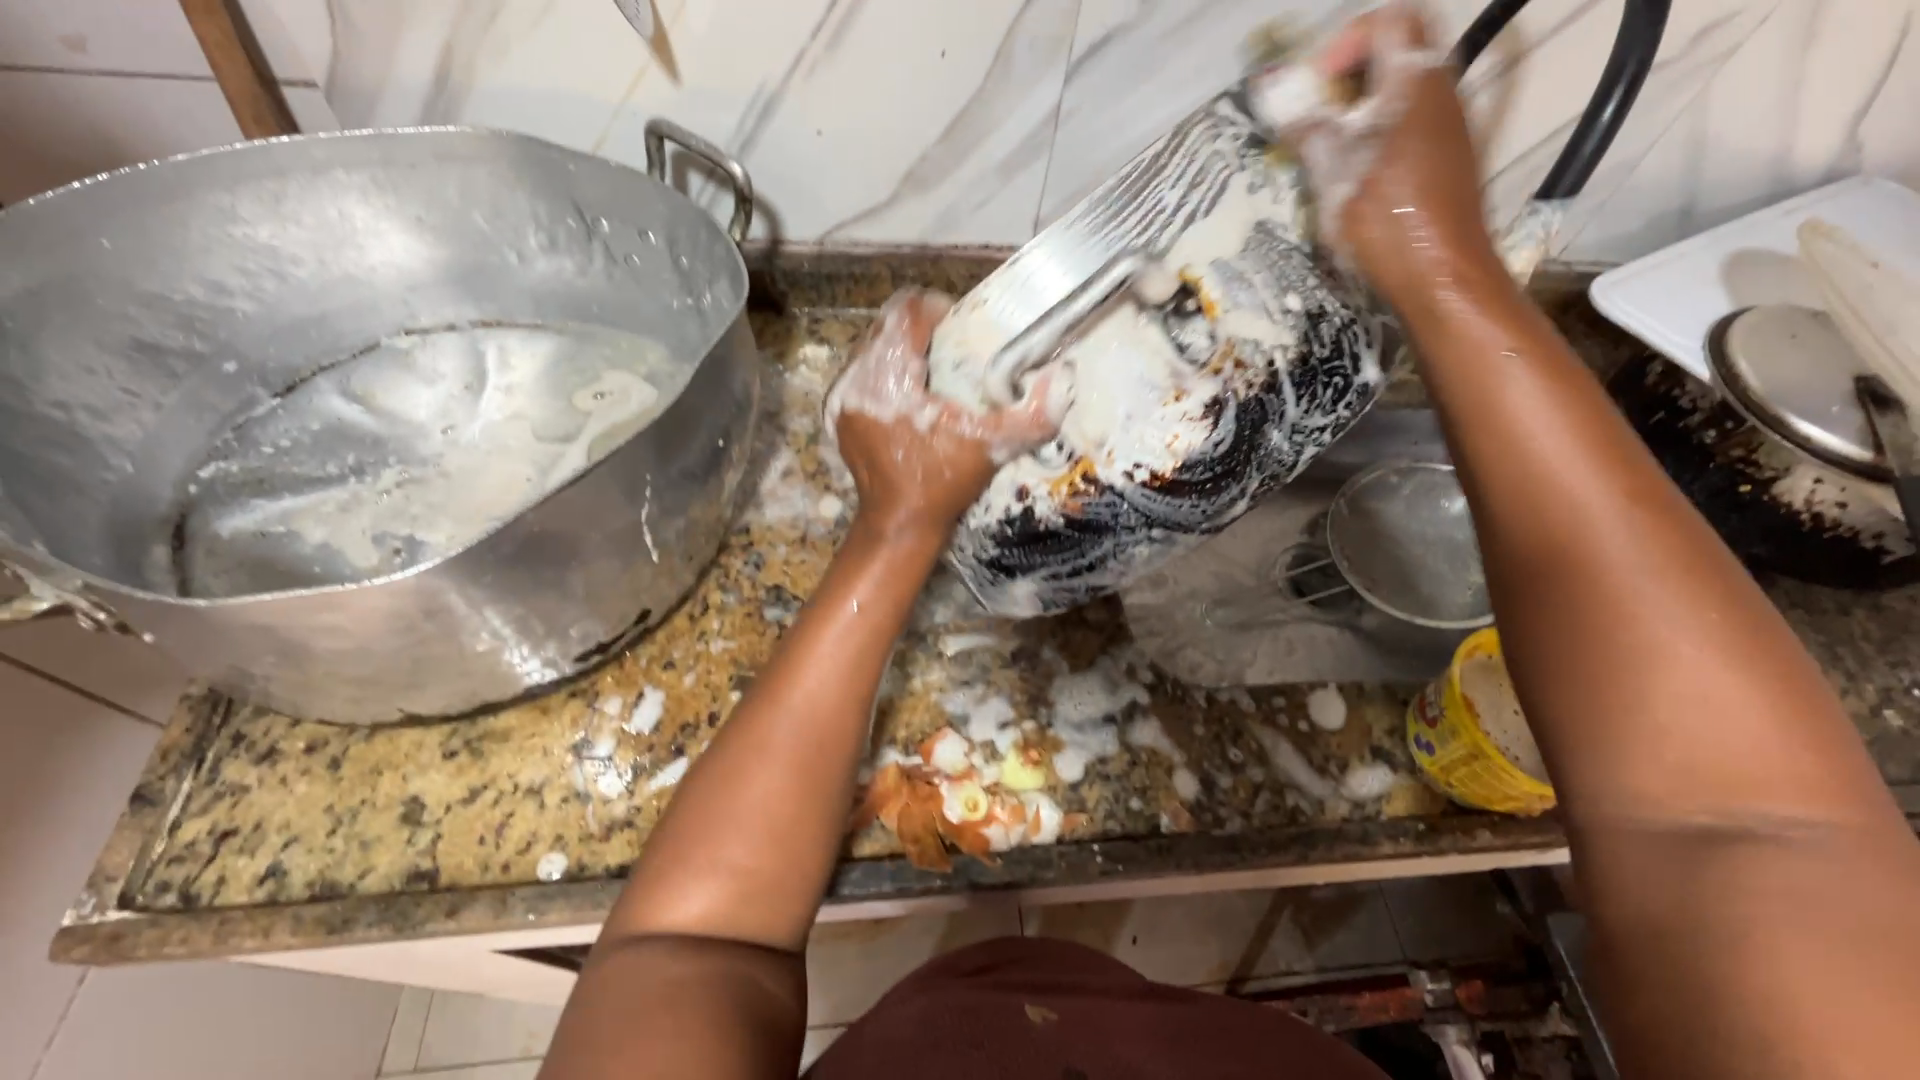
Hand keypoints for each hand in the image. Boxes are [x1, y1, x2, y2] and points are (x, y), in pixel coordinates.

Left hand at [826, 289, 1060, 535]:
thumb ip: (1031, 416)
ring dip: (901, 349)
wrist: (897, 524)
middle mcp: (857, 379)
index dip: (936, 309)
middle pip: (887, 324)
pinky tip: (910, 395)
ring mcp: (843, 397)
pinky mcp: (839, 413)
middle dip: (919, 329)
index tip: (959, 328)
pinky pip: (862, 372)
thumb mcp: (991, 449)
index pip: (906, 311)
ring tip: (932, 369)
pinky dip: (886, 373)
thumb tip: (1062, 381)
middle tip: (950, 348)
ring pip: (872, 346)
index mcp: (889, 378)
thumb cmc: (942, 484)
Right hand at [1270, 1, 1506, 313]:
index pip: (1388, 20)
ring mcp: (1450, 125)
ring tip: (1327, 150)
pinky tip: (1353, 173)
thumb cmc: (1386, 220)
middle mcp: (1441, 91)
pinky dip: (1377, 132)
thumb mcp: (1333, 174)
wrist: (1442, 276)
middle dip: (1349, 76)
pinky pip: (1410, 121)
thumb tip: (1274, 95)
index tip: (1315, 90)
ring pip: (1402, 89)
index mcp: (1415, 83)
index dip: (1344, 43)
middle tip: (1317, 115)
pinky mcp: (1448, 157)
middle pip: (1397, 51)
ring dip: (1360, 109)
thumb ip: (1307, 127)